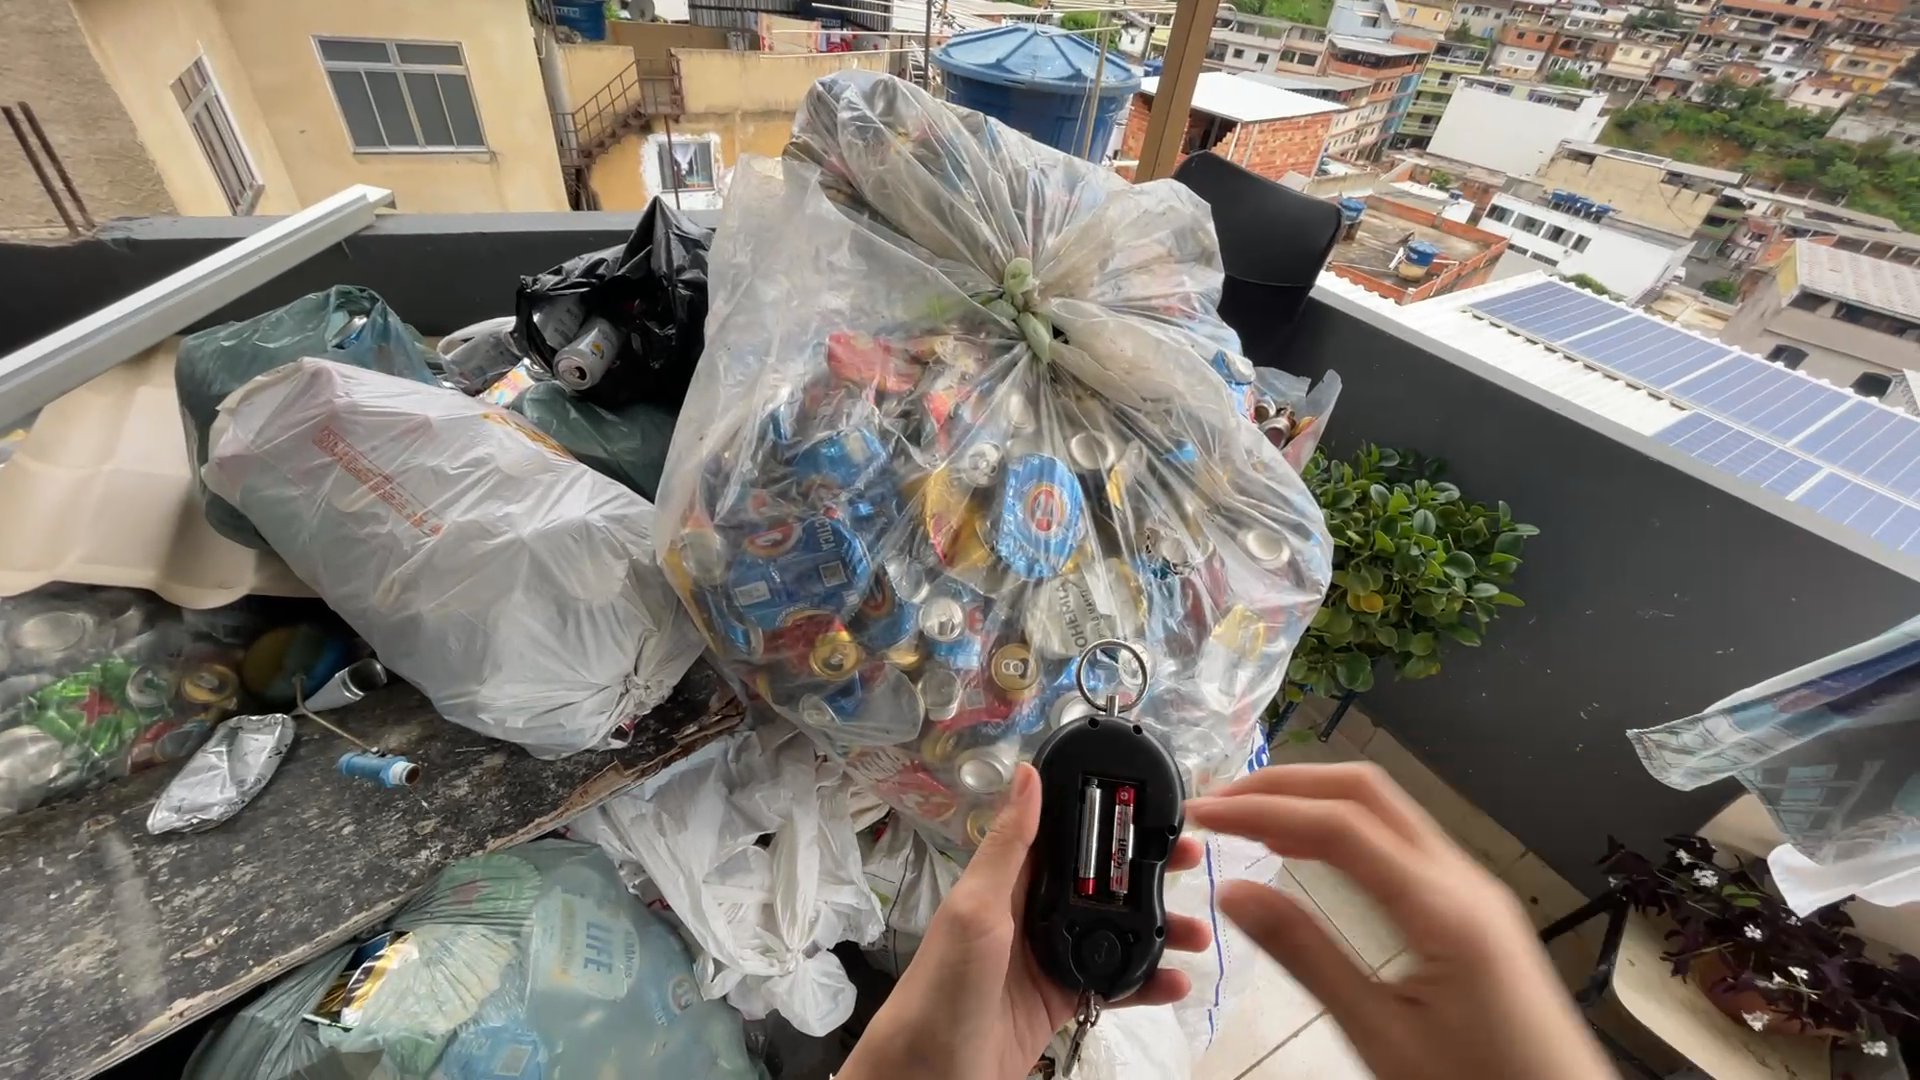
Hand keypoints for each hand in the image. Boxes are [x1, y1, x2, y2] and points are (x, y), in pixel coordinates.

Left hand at [840, 763, 1210, 1079]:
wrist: (932, 1074)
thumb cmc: (947, 981)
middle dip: (1144, 869)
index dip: (1103, 817)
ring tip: (1199, 932)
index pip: (1063, 834)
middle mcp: (1032, 909)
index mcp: (1009, 877)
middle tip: (1188, 859)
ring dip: (1156, 928)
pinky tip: (1177, 982)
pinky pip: (1112, 982)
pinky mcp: (1062, 999)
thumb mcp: (976, 905)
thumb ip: (1008, 844)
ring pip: (1113, 930)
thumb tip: (1027, 771)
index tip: (1148, 805)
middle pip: (1098, 880)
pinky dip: (1146, 982)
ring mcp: (1050, 954)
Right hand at [1188, 763, 1617, 1079]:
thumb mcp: (1381, 1037)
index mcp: (1443, 908)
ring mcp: (1468, 886)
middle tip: (1222, 803)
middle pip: (1361, 789)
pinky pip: (1392, 834)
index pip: (1337, 824)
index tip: (1204, 813)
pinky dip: (1335, 821)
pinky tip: (1302, 844)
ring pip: (1378, 804)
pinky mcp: (1466, 902)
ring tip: (1248, 815)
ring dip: (1308, 795)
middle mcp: (1460, 878)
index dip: (1262, 808)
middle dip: (1283, 784)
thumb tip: (1231, 890)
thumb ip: (1304, 955)